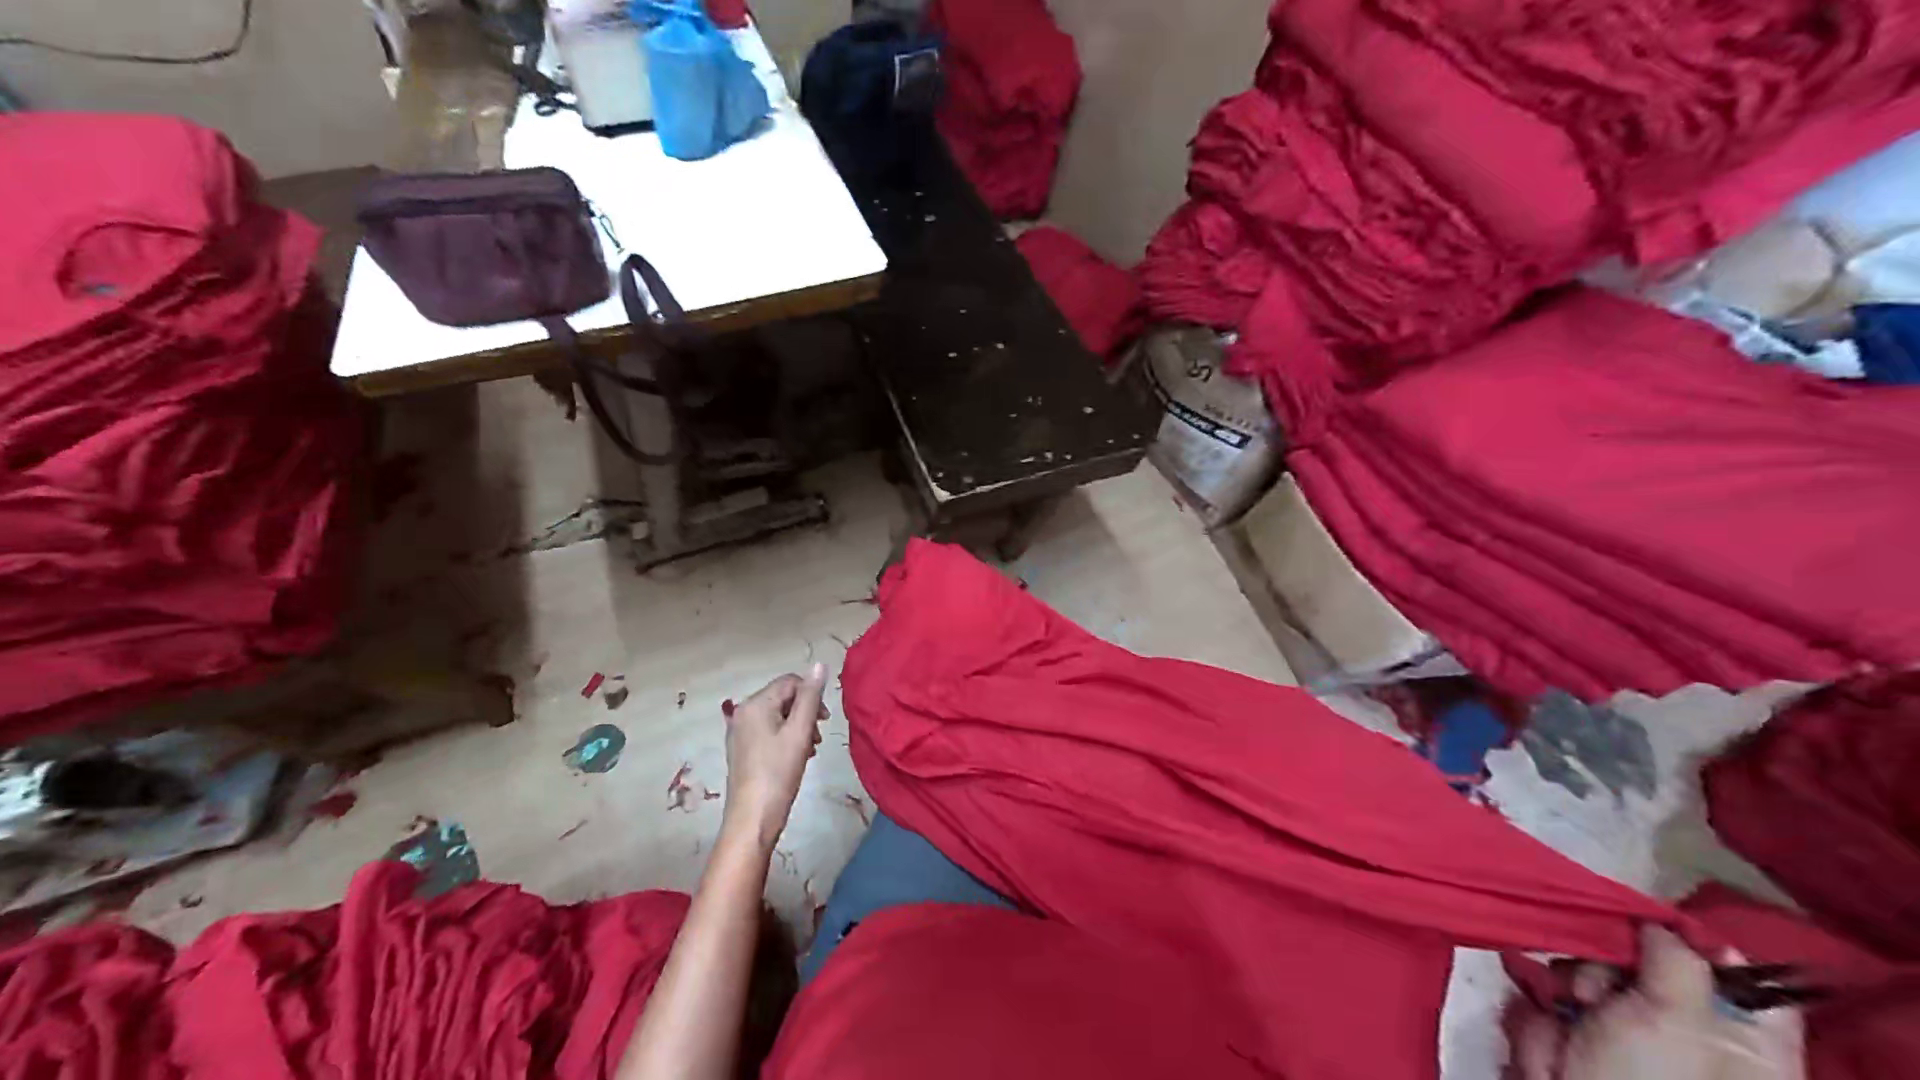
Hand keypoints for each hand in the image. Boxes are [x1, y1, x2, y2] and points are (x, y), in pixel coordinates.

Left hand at [721, 664, 828, 849]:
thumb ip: (811, 697)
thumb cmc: (779, 772)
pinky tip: (797, 756)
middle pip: (782, 697)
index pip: (790, 681)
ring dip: (798, 726)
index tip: (825, 719)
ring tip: (810, 748)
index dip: (811, 694)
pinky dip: (786, 737)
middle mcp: (742, 712)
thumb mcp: (800, 732)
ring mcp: (740, 732)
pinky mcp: (742, 749)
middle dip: (805, 711)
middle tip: (819, 736)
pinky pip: (768, 731)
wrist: (752, 818)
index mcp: (755, 704)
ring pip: (777, 715)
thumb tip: (819, 665)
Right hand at [1514, 925, 1805, 1079]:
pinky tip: (1551, 1023)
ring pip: (1593, 976)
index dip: (1694, 941)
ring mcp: (1632, 1038)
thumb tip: (1657, 923)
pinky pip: (1559, 999)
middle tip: (1598, 987)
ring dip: (1572, 984)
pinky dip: (1548, 1006)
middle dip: (1608, 965)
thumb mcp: (1677, 1018)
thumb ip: (1676, 960)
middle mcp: (1693, 1035)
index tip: (1644, 923)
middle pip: (1647, 965)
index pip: (1739, 974)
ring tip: (1569, 1008)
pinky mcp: (1581, 1040)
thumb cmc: (1653, 1079)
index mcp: (1744, 1040)